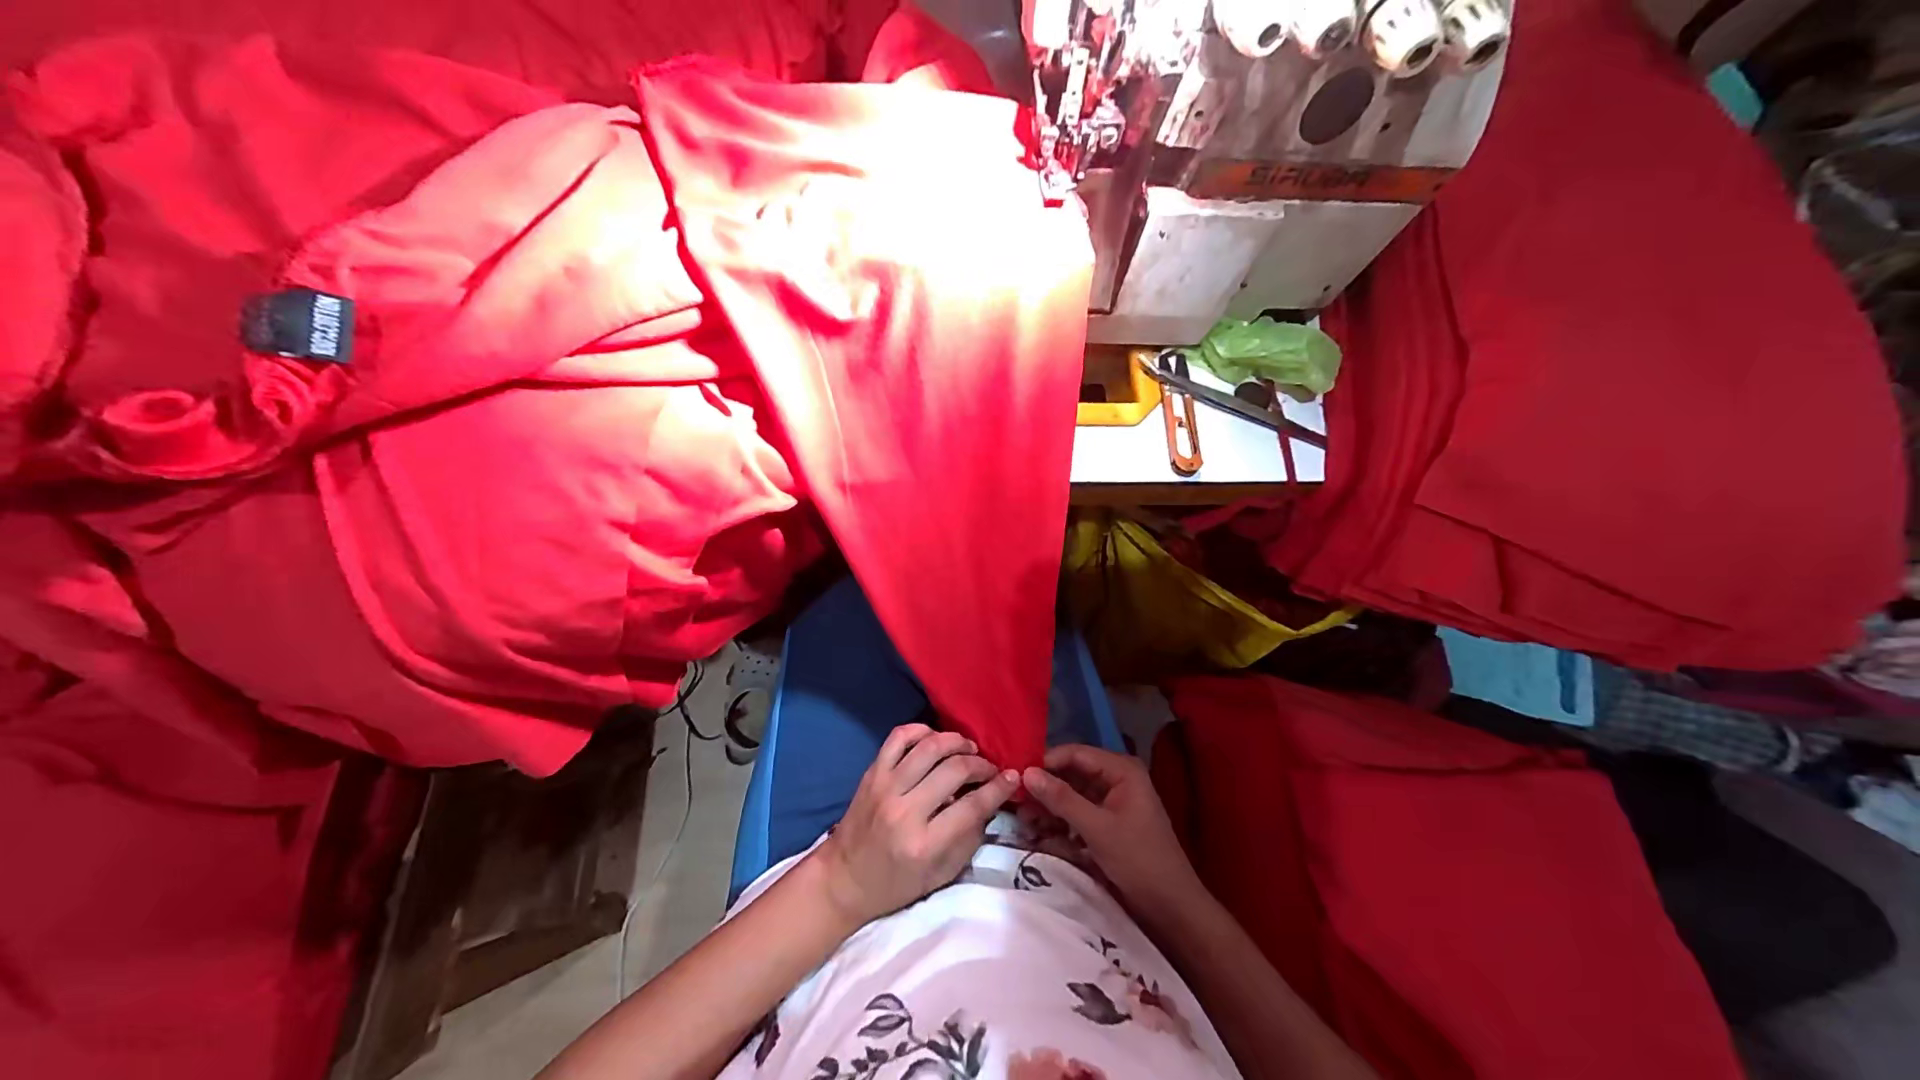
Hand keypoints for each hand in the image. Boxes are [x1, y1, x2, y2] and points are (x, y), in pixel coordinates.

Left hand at [812, 724, 1019, 924]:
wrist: (844, 878)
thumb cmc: (896, 883)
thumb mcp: (941, 875)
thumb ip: (968, 838)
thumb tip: (989, 801)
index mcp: (924, 844)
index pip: (972, 806)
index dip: (998, 788)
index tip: (1012, 777)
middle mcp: (904, 811)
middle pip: (954, 770)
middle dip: (981, 765)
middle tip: (990, 768)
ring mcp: (885, 788)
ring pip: (929, 747)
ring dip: (956, 742)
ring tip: (968, 749)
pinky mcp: (872, 774)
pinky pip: (898, 738)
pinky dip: (920, 730)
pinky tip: (935, 738)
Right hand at [1023, 744, 1204, 923]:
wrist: (1171, 907)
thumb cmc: (1139, 860)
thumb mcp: (1097, 828)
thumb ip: (1061, 798)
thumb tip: (1026, 773)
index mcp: (1121, 770)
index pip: (1074, 753)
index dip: (1045, 762)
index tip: (1015, 776)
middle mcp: (1116, 778)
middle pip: (1071, 773)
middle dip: (1045, 788)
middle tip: (1016, 804)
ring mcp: (1112, 801)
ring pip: (1071, 795)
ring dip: (1049, 808)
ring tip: (1025, 822)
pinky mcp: (1107, 823)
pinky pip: (1077, 813)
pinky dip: (1060, 822)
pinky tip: (1041, 834)